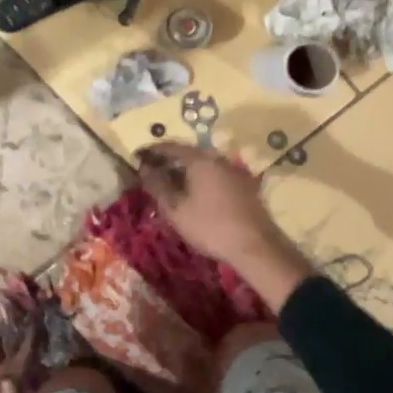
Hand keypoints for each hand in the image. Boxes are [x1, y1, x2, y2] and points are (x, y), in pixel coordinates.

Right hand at [133, 142, 285, 262]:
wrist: (255, 246)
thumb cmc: (210, 226)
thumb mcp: (175, 209)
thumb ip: (157, 185)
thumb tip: (143, 168)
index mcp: (199, 159)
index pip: (170, 147)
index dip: (152, 151)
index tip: (137, 158)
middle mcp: (218, 158)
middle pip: (188, 153)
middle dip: (168, 161)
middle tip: (152, 172)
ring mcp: (234, 170)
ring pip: (203, 164)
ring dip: (185, 170)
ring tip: (171, 184)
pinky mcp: (244, 184)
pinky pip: (216, 174)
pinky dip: (201, 178)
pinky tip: (195, 193)